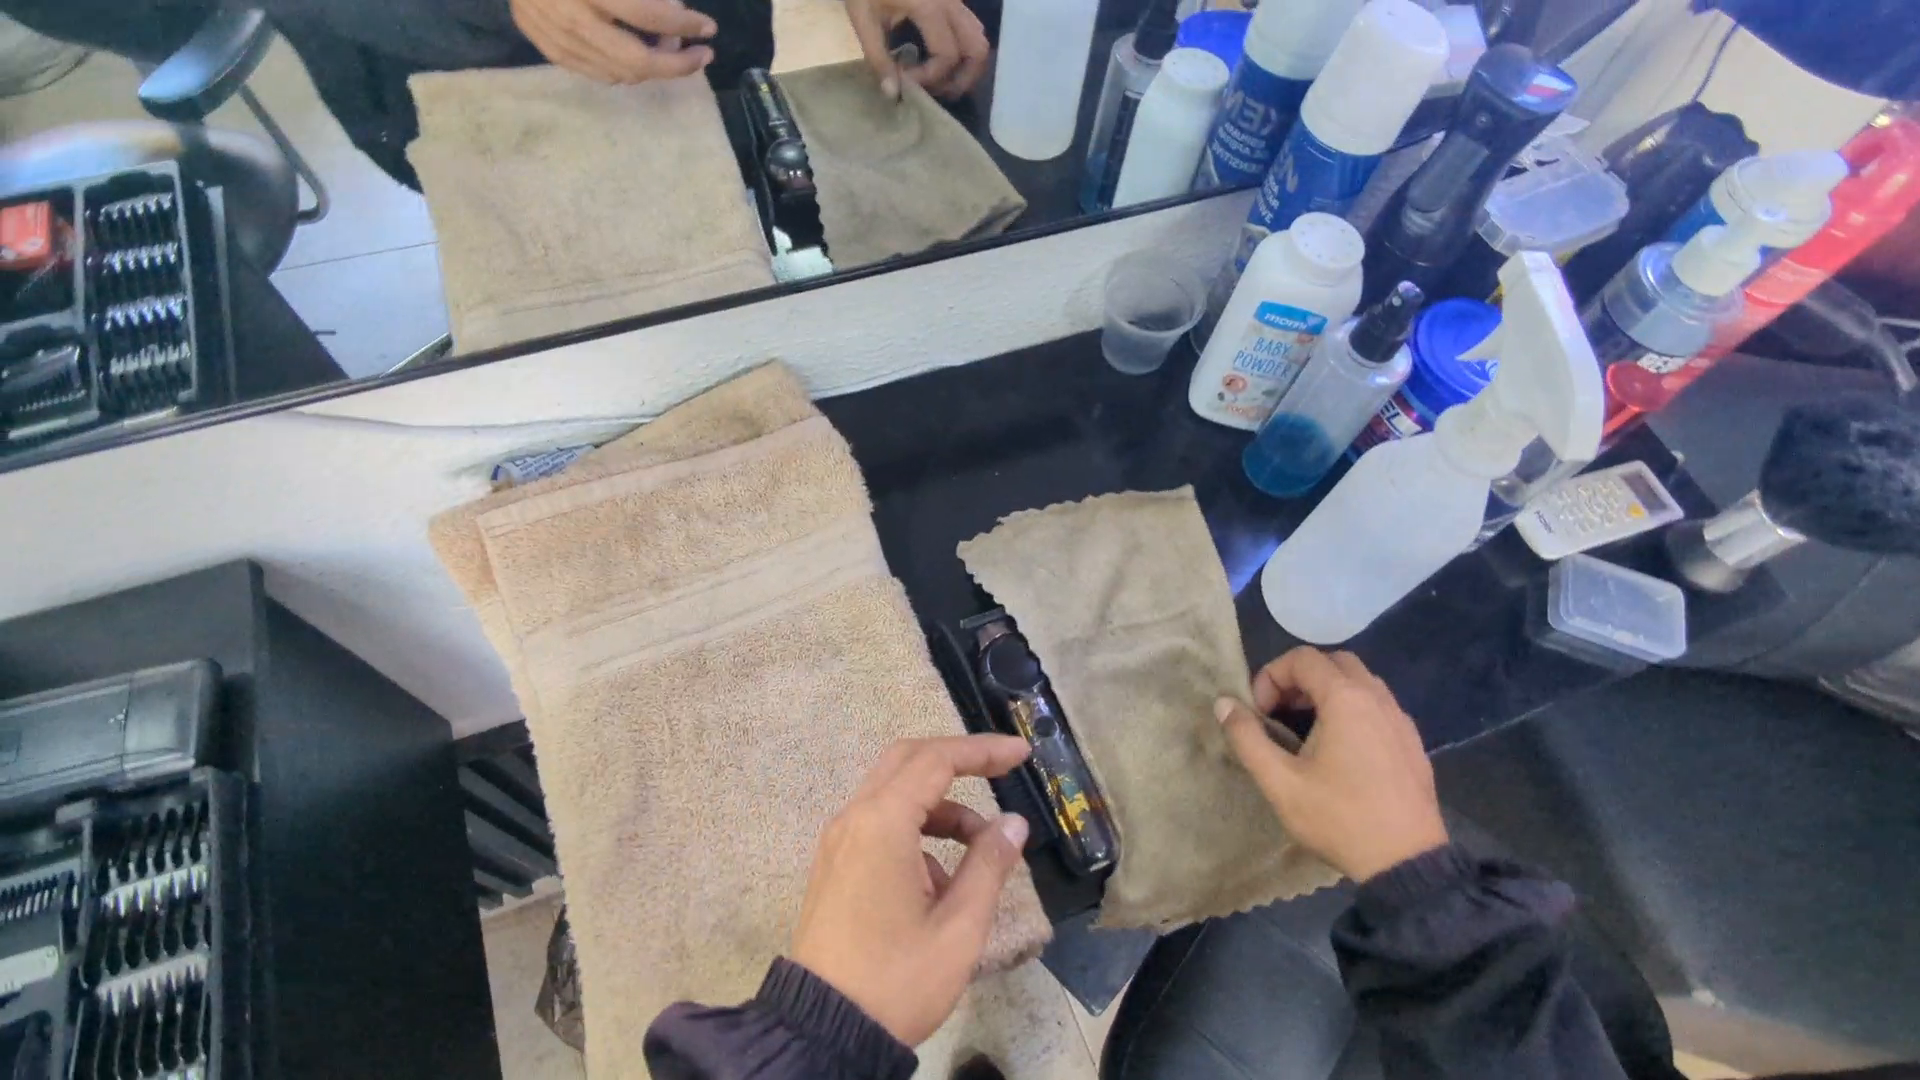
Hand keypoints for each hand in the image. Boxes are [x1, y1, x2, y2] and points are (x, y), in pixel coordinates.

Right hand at [510, 0, 715, 83]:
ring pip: (620, 73)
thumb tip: (675, 8)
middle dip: (677, 64)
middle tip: (700, 55)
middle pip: (638, 61)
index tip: (708, 28)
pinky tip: (637, 55)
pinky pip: (596, 73)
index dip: (685, 23)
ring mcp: (553, 32)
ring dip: (652, 67)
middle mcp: (570, 13)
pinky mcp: (543, 43)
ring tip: (669, 50)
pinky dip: (623, 70)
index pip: (650, 14)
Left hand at [791, 735, 1031, 1044]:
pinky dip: (916, 831)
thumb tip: (1013, 824)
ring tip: (979, 850)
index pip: (937, 760)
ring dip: (941, 807)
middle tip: (1003, 771)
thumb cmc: (897, 979)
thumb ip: (989, 865)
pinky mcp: (835, 863)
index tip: (1022, 754)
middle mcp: (854, 818)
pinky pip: (879, 824)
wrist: (822, 1032)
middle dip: (958, 761)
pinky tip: (940, 882)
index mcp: (882, 823)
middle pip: (909, 761)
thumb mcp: (958, 928)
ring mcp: (839, 840)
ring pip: (894, 794)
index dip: (982, 750)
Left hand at [844, 0, 990, 99]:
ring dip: (966, 65)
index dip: (930, 78)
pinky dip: (961, 49)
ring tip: (941, 79)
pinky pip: (968, 27)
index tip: (906, 81)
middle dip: (962, 78)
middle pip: (977, 48)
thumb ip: (878, 57)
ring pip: (978, 37)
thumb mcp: (862, 16)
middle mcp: (951, 1)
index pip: (946, 56)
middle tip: (937, 91)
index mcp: (929, 6)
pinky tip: (938, 58)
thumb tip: (893, 93)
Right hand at [1215, 648, 1448, 882]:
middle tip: (1280, 712)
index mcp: (1346, 700)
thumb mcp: (1279, 782)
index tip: (1259, 712)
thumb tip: (1223, 703)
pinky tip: (1340, 750)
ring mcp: (1401, 720)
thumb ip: (1247, 737)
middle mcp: (1377, 699)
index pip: (1302, 659)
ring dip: (1327, 692)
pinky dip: (1352, 710)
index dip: (1271, 676)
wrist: (1406, 863)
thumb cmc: (1338, 817)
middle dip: (1300, 678)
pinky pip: (1378, 707)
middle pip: (1334, 662)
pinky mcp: (1413, 743)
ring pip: (1360, 682)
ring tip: (1306, 729)